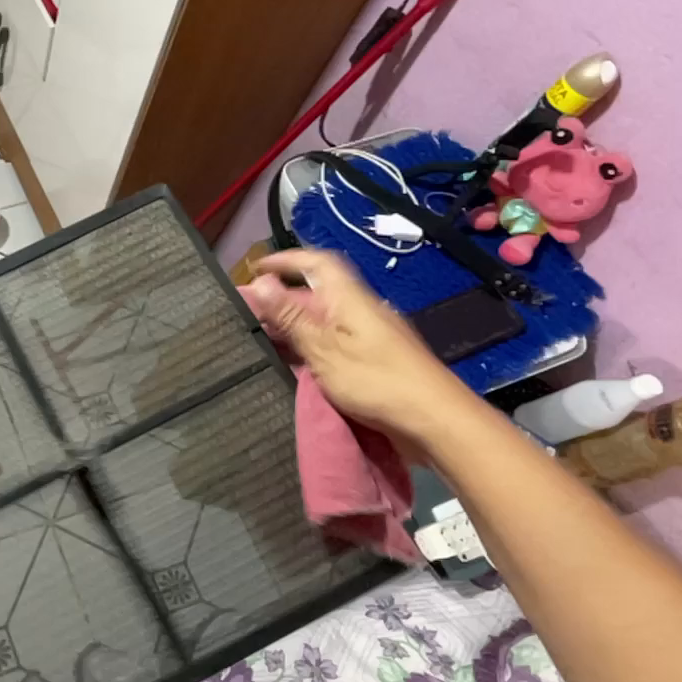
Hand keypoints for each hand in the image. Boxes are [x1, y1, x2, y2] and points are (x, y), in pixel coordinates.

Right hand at [237, 248, 474, 438]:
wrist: (435, 422)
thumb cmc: (378, 381)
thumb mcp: (325, 349)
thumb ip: (292, 317)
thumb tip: (261, 283)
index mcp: (349, 299)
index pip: (317, 264)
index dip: (286, 260)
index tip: (256, 268)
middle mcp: (359, 312)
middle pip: (315, 294)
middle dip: (280, 299)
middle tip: (246, 313)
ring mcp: (366, 338)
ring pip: (321, 321)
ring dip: (291, 326)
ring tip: (258, 339)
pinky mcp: (370, 362)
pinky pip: (330, 344)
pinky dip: (306, 347)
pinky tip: (289, 363)